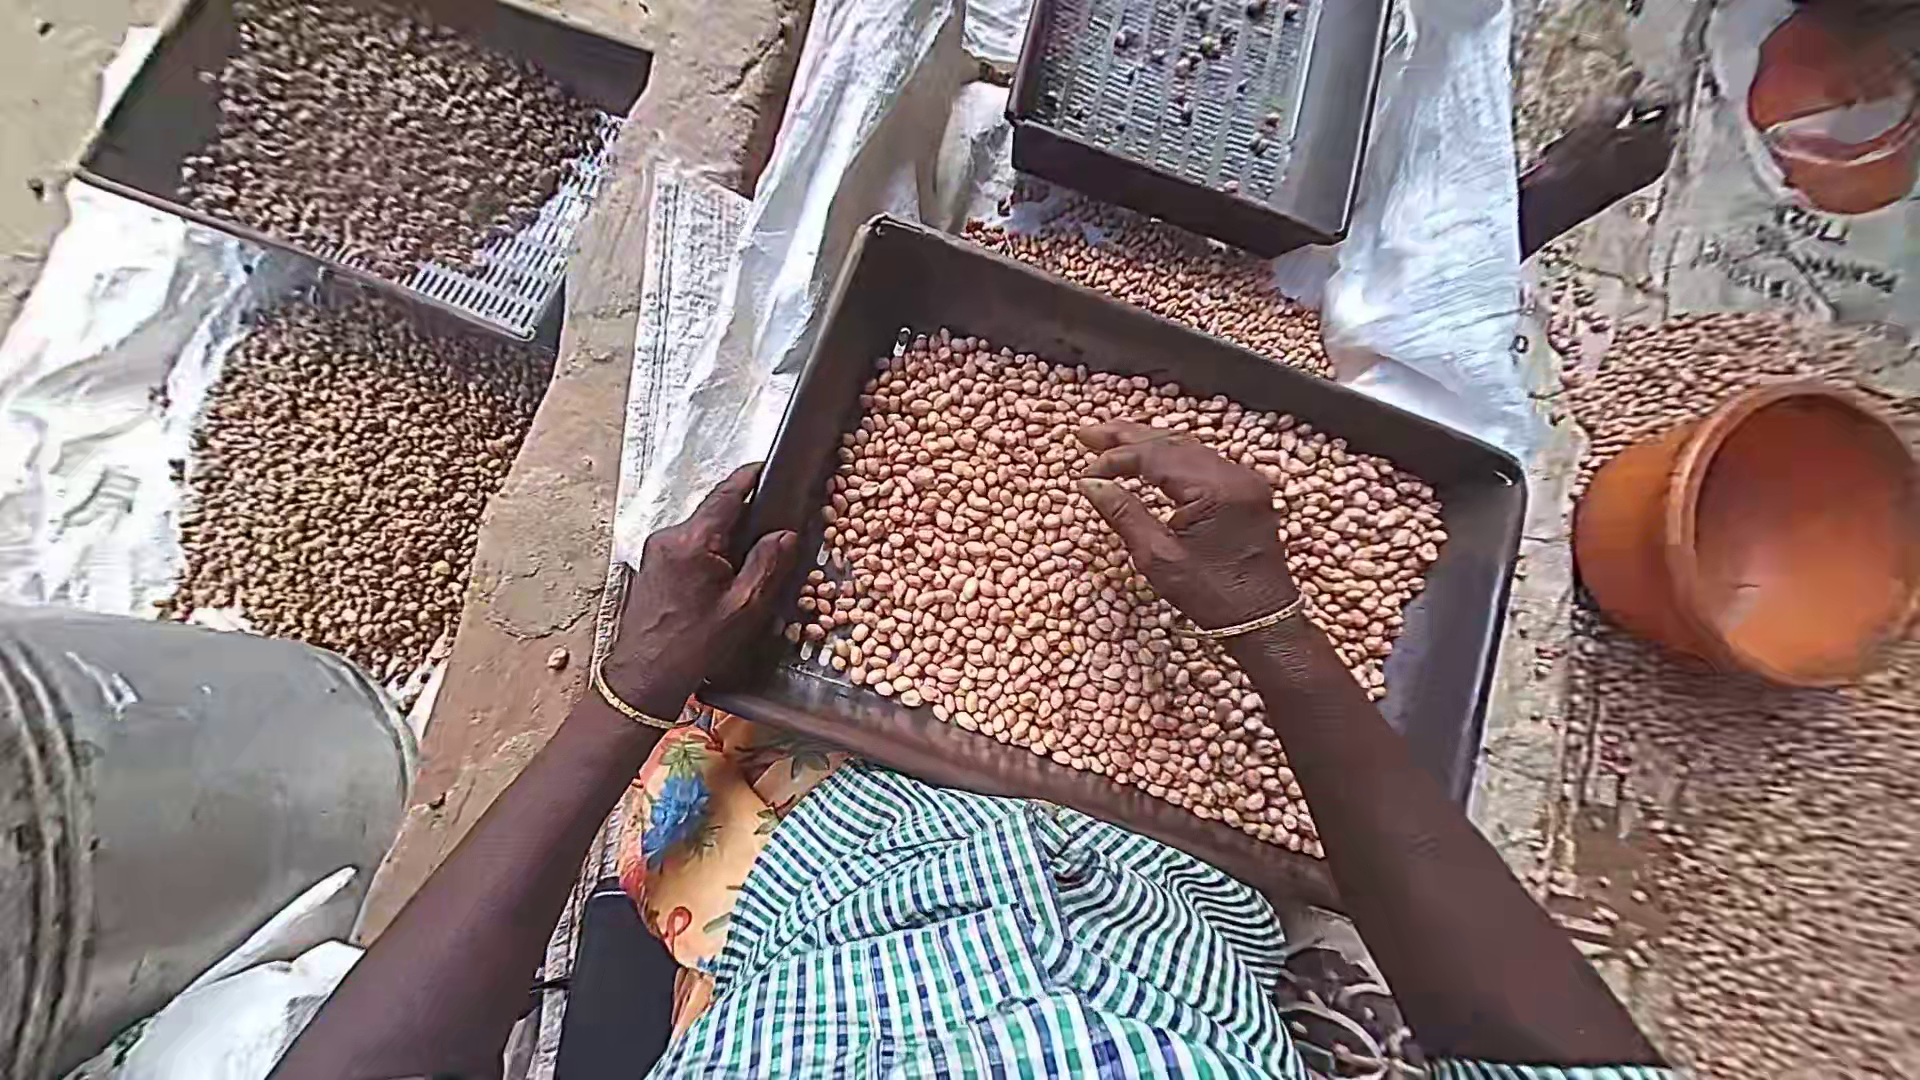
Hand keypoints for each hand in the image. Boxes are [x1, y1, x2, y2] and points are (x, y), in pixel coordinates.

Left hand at [599, 463, 797, 718]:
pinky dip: (712, 549)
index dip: (748, 478)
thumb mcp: (744, 606)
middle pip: (715, 512)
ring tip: (755, 553)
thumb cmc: (696, 644)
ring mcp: (656, 550)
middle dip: (745, 513)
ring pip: (703, 529)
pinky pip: (690, 544)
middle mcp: (669, 537)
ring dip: (728, 535)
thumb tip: (785, 534)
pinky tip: (728, 571)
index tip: (766, 466)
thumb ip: (767, 563)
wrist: (645, 675)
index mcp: (692, 542)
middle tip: (774, 521)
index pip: (725, 496)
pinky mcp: (653, 564)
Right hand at [1075, 421, 1297, 630]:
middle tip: (1088, 433)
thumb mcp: (1157, 556)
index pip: (1154, 457)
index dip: (1115, 460)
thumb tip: (1089, 484)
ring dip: (1147, 443)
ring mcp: (1244, 480)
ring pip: (1187, 447)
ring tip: (1110, 439)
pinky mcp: (1245, 491)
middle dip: (1126, 436)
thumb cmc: (1211, 595)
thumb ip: (1123, 513)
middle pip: (1171, 441)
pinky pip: (1201, 461)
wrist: (1262, 619)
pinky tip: (1147, 458)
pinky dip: (1169, 457)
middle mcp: (1234, 475)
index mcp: (1215, 490)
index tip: (1086, 473)